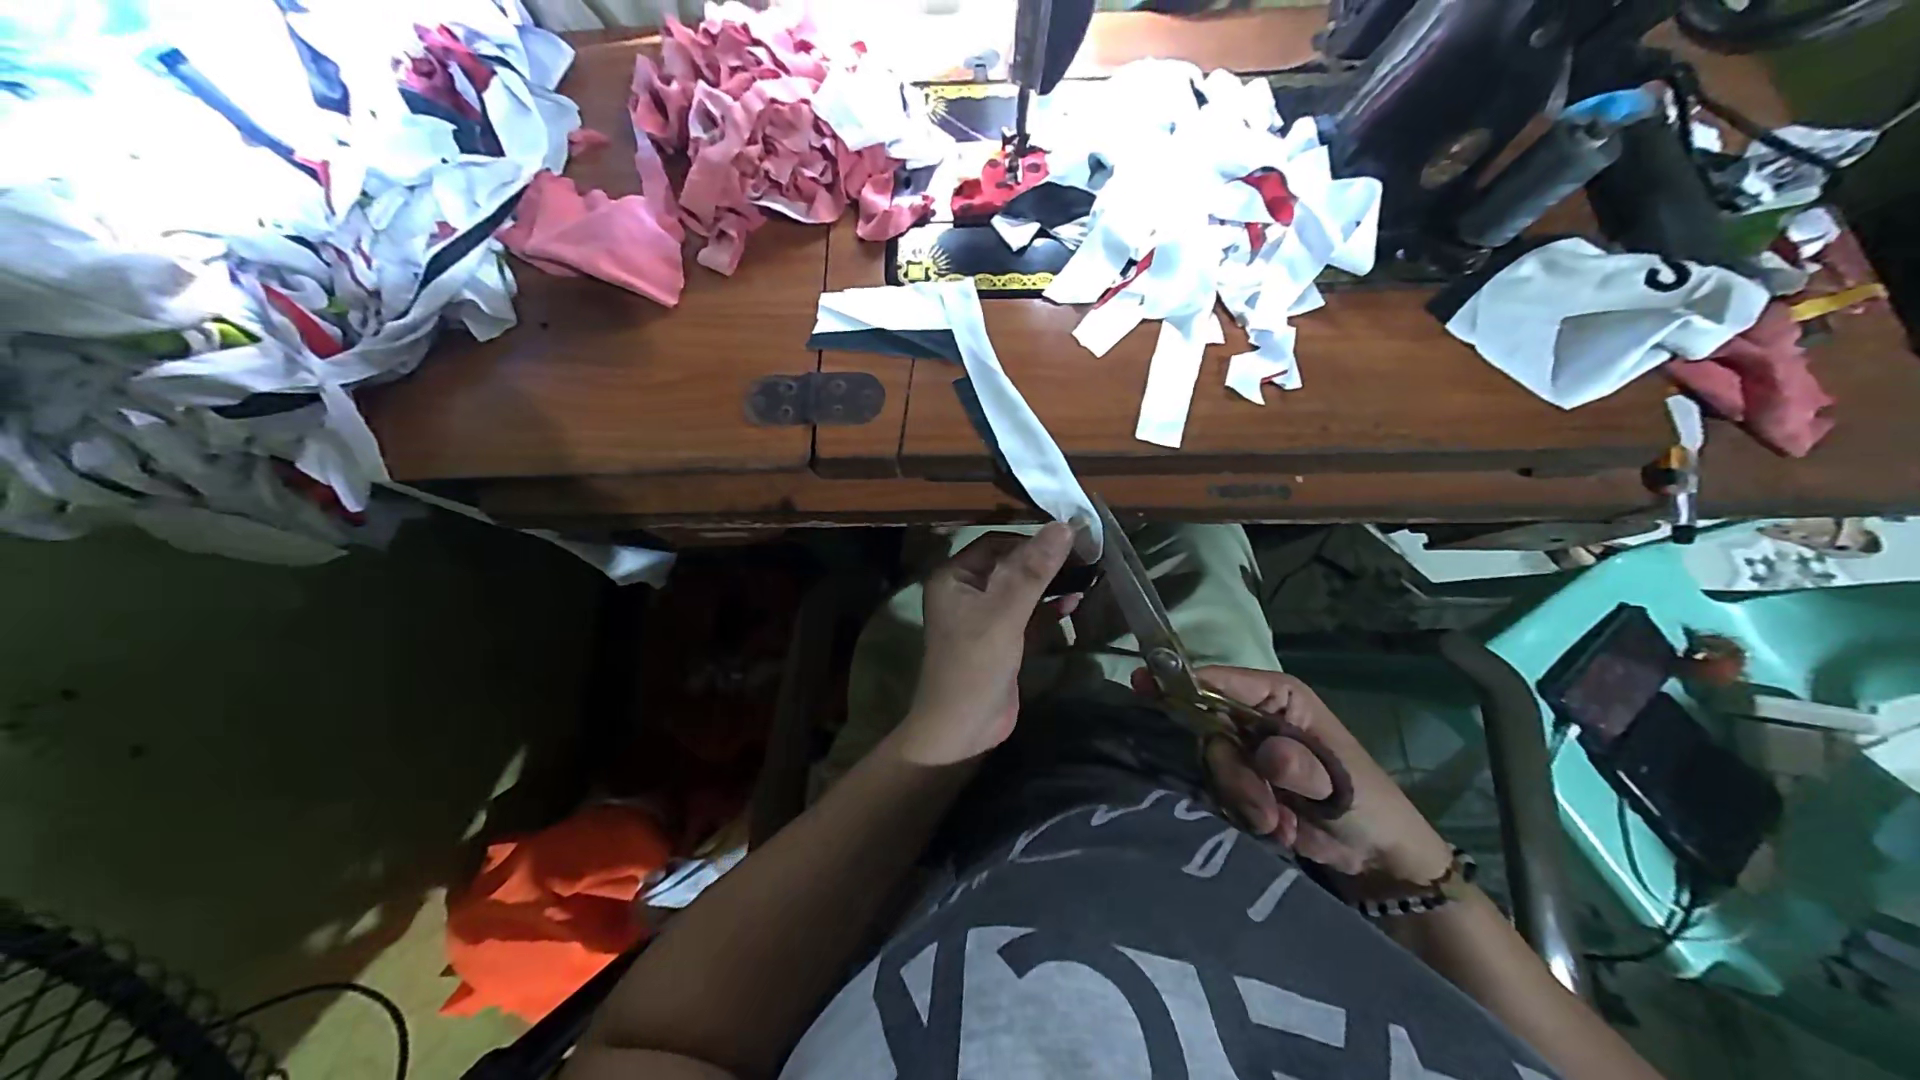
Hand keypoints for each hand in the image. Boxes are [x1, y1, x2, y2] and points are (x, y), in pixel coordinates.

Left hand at [892, 523, 1076, 765]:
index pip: (997, 542)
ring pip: (1023, 588)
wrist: (964, 730)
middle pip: (1012, 563)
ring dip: (1051, 583)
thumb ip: (1033, 571)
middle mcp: (967, 591)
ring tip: (1087, 574)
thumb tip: (1064, 527)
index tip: (1072, 533)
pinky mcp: (1003, 638)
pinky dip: (1049, 607)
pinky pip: (1029, 613)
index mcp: (955, 576)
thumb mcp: (1004, 613)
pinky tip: (1074, 602)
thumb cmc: (975, 665)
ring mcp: (985, 616)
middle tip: (1087, 552)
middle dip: (1046, 560)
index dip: (1032, 537)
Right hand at [1133, 665, 1452, 882]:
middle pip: (1208, 729)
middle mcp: (1254, 717)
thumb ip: (1303, 767)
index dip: (1183, 681)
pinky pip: (1217, 789)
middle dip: (1232, 774)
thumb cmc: (1368, 804)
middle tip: (1264, 811)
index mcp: (1280, 698)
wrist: (1374, 856)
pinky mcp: (1237, 780)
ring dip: (1241, 799)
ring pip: (1211, 763)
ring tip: (1279, 825)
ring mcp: (1243, 749)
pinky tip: (1276, 829)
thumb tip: (1268, 753)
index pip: (1221, 681)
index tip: (1145, 683)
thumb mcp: (1342, 786)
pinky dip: (1242, 813)